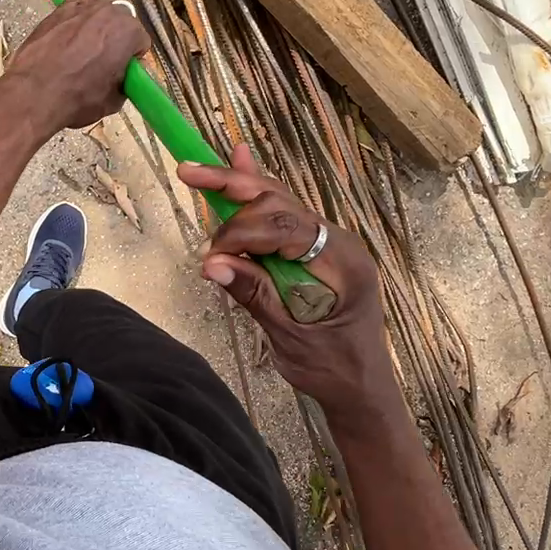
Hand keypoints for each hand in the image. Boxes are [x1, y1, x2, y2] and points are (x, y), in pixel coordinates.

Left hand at [0, 0, 151, 135]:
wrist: (35, 93)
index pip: (141, 41)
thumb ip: (124, 83)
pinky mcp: (59, 9)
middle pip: (121, 22)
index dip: (132, 59)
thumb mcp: (112, 101)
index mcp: (128, 32)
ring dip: (97, 27)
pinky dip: (77, 17)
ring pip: (99, 13)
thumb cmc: (76, 98)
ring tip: (83, 51)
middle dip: (116, 39)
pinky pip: (76, 7)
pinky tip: (69, 36)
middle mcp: (109, 12)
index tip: (123, 71)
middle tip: (104, 62)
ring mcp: (82, 7)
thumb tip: (120, 80)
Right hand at [177, 146, 396, 413]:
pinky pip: (282, 216)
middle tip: (189, 174)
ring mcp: (328, 243)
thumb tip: (211, 265)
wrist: (361, 389)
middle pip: (280, 202)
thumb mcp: (291, 338)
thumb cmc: (332, 369)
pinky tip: (240, 160)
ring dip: (238, 187)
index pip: (285, 227)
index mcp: (342, 262)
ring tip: (198, 170)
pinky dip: (255, 197)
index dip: (241, 233)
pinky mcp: (314, 250)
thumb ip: (255, 295)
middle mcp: (338, 242)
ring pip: (279, 203)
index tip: (211, 257)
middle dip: (233, 187)